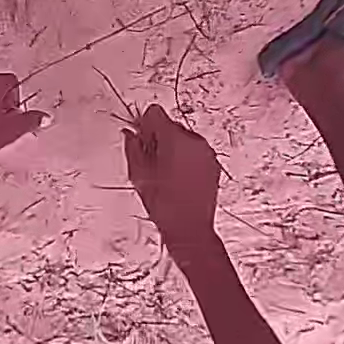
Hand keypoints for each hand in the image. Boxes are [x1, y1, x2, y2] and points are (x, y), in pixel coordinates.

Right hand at [123, 104, 220, 246]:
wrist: (190, 230)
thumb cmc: (165, 205)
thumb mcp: (139, 173)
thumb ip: (132, 146)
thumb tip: (130, 134)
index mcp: (175, 139)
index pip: (155, 112)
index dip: (143, 124)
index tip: (139, 137)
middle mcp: (194, 141)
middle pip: (169, 124)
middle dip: (157, 137)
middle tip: (149, 160)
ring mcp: (206, 152)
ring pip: (182, 137)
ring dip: (172, 147)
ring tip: (164, 172)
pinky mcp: (213, 164)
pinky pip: (194, 150)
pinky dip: (185, 157)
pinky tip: (177, 177)